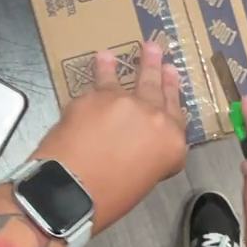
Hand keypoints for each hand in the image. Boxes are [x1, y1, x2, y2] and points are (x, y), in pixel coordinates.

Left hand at [30, 40, 188, 229]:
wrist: (70, 191)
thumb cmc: (107, 199)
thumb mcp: (141, 181)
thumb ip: (147, 155)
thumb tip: (136, 145)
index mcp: (171, 145)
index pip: (176, 116)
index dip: (173, 96)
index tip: (172, 79)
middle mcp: (155, 118)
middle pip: (159, 91)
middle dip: (159, 71)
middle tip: (160, 53)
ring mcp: (125, 104)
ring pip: (134, 78)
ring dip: (140, 61)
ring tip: (144, 46)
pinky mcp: (95, 97)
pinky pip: (100, 80)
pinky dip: (101, 67)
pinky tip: (101, 58)